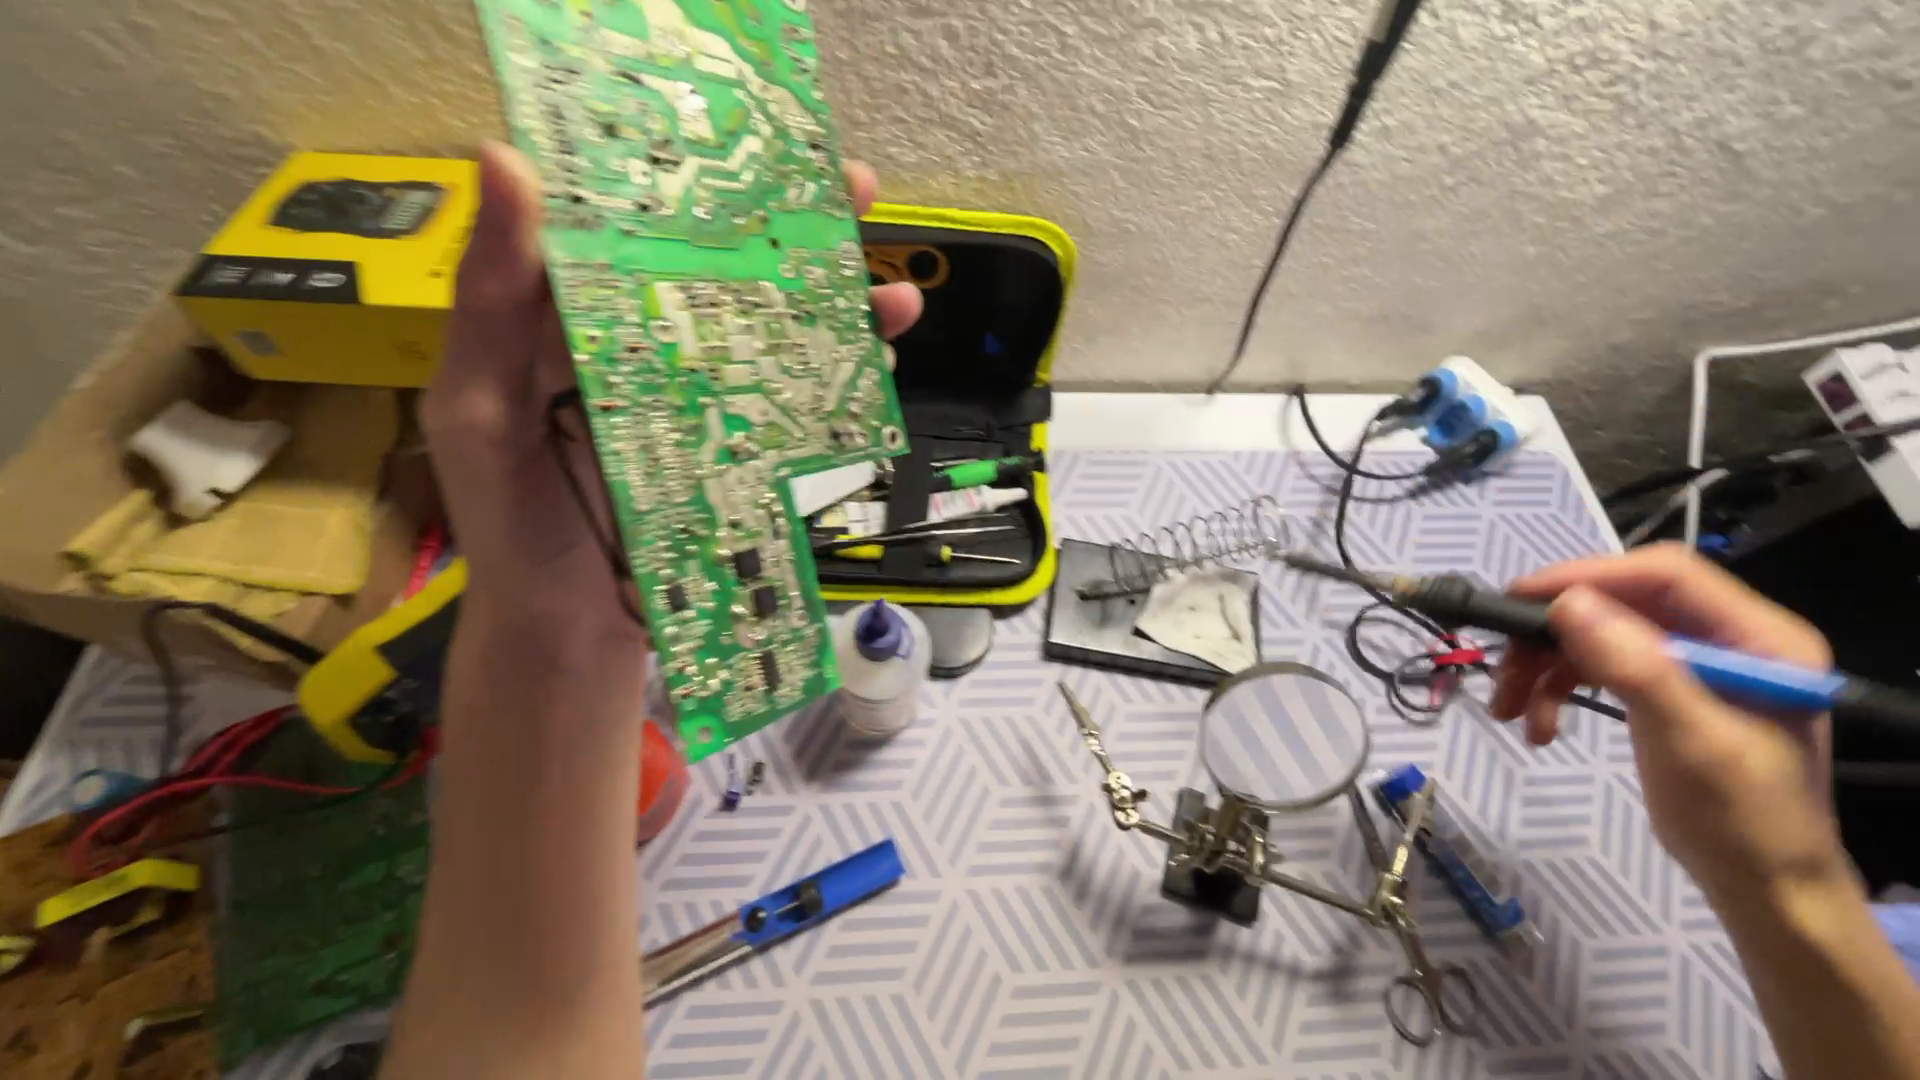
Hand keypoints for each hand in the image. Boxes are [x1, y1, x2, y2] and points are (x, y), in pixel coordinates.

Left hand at [421, 143, 922, 629]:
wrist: (573, 626)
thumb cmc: (514, 521)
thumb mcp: (479, 407)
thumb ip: (489, 299)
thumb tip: (506, 160)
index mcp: (578, 317)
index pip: (637, 222)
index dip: (690, 174)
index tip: (742, 136)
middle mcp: (649, 343)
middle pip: (725, 267)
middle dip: (792, 229)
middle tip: (852, 189)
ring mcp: (702, 395)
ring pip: (775, 329)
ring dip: (838, 302)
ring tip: (894, 286)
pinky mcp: (739, 445)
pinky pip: (795, 398)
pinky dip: (840, 375)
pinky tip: (881, 356)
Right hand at [1490, 544, 1849, 903]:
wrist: (1763, 886)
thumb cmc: (1741, 817)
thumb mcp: (1691, 740)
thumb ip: (1636, 667)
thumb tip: (1567, 604)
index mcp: (1755, 637)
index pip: (1662, 575)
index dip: (1587, 577)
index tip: (1518, 599)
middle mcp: (1721, 637)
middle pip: (1616, 603)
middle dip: (1550, 635)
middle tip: (1501, 667)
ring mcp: (1686, 661)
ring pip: (1591, 634)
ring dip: (1541, 667)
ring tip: (1506, 709)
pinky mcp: (1657, 686)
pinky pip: (1590, 666)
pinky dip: (1554, 689)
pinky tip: (1539, 726)